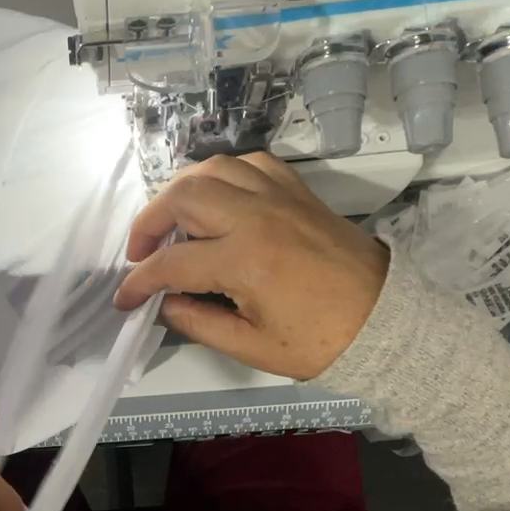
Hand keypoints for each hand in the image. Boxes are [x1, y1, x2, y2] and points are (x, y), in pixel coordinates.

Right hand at [114, 153, 389, 379]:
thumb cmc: (319, 340)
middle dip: (149, 223)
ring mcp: (278, 196)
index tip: (125, 298)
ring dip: (180, 191)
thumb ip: (198, 322)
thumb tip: (165, 303)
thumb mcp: (251, 346)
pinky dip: (222, 175)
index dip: (139, 282)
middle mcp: (256, 216)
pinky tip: (216, 199)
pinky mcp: (297, 191)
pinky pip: (249, 163)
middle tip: (140, 253)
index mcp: (244, 260)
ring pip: (212, 168)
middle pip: (182, 197)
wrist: (385, 320)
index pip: (171, 263)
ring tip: (171, 221)